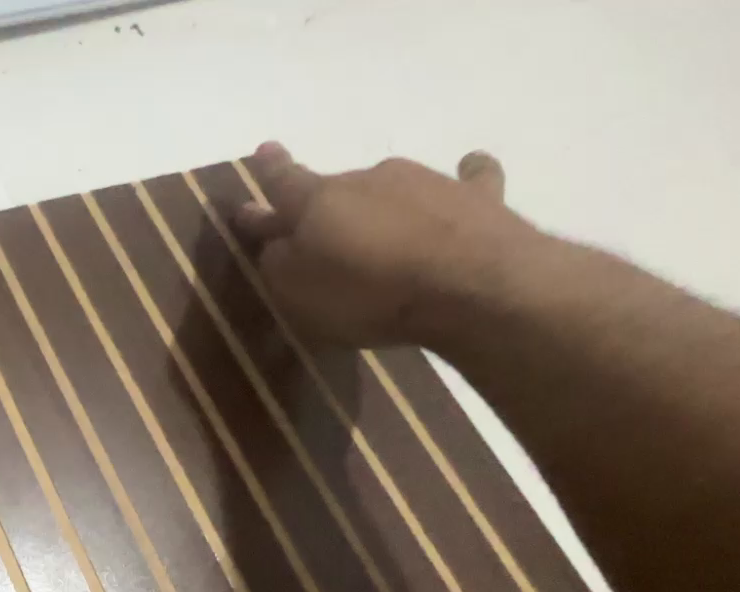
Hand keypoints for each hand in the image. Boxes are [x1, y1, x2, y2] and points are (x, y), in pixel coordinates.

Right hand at [234, 142, 540, 345]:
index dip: (270, 169)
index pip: (283, 179)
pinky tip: (467, 171)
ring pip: (389, 187)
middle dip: (324, 208)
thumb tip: (276, 240)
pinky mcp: (476, 195)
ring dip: (377, 205)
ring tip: (380, 234)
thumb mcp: (296, 290)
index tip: (263, 149)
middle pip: (336, 189)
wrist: (473, 286)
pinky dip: (460, 178)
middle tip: (320, 233)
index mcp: (318, 200)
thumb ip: (278, 260)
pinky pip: (465, 179)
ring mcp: (426, 180)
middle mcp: (369, 177)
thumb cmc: (365, 293)